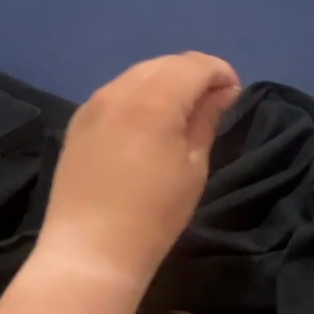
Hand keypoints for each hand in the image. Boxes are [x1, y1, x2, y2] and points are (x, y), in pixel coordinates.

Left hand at [35, 53, 240, 282]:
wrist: (91, 250)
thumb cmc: (155, 214)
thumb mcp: (193, 166)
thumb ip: (207, 119)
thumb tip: (223, 92)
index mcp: (155, 99)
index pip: (195, 65)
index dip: (220, 73)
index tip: (234, 96)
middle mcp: (121, 90)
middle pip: (166, 64)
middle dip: (194, 75)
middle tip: (213, 104)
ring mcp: (95, 103)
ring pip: (139, 75)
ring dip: (166, 83)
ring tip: (182, 113)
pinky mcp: (79, 121)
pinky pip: (118, 92)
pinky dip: (141, 95)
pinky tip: (149, 123)